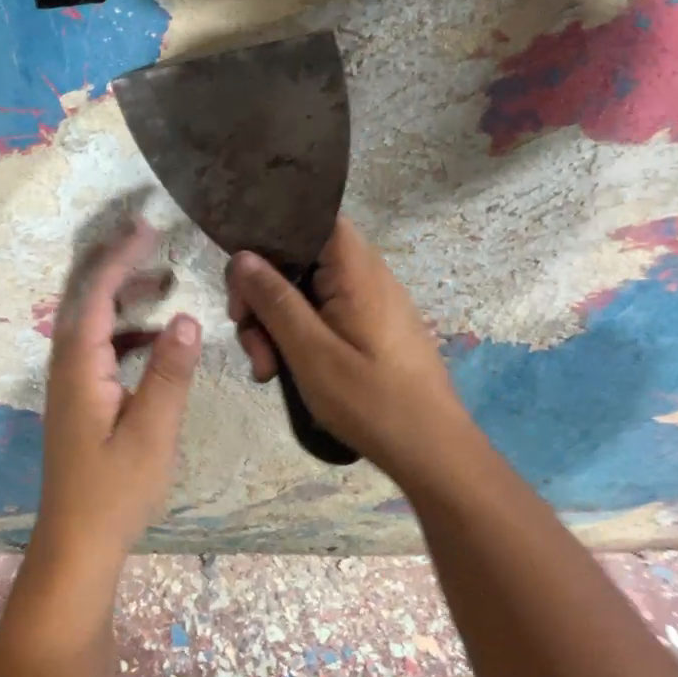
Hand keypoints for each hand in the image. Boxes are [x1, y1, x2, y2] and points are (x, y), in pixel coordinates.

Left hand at [34, 217, 201, 570]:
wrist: (76, 540)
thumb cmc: (114, 490)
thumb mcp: (152, 432)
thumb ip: (169, 373)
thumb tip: (186, 317)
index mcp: (79, 361)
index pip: (97, 290)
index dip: (121, 254)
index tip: (146, 223)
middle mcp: (66, 360)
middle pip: (86, 294)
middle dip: (116, 261)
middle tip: (152, 235)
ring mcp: (69, 378)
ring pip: (92, 318)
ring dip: (122, 293)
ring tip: (164, 279)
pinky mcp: (77, 394)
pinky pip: (98, 343)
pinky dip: (123, 327)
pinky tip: (154, 334)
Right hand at [225, 217, 472, 481]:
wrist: (436, 457)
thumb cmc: (373, 401)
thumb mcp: (310, 352)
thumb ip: (274, 300)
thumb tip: (241, 256)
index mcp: (356, 271)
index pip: (311, 218)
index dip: (270, 234)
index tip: (243, 275)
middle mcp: (365, 276)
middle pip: (296, 259)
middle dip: (261, 295)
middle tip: (246, 335)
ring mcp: (368, 303)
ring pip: (302, 291)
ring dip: (273, 323)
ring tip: (265, 368)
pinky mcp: (368, 328)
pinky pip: (320, 314)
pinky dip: (295, 336)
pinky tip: (282, 371)